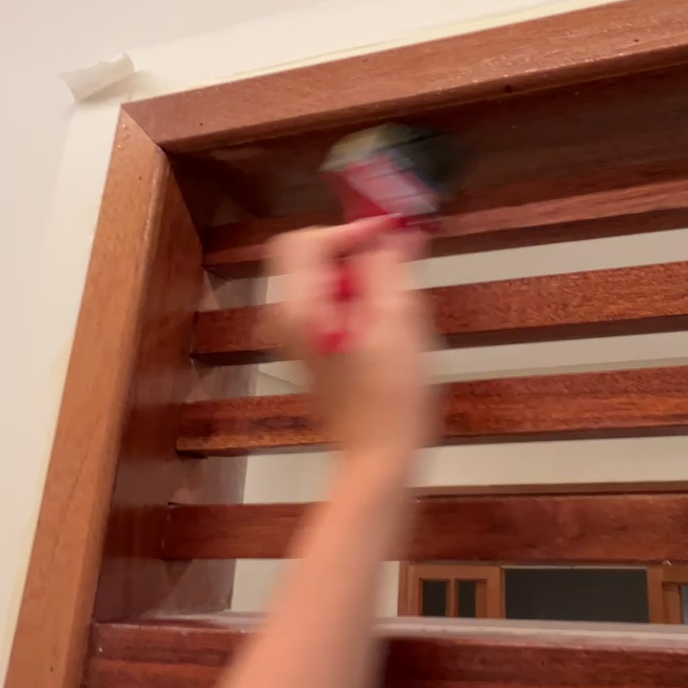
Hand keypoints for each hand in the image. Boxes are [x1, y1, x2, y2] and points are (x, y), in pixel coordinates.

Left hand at [266, 217, 436, 456]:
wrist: (379, 458)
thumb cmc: (393, 393)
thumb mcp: (399, 320)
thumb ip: (387, 265)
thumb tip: (387, 230)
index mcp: (299, 308)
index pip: (308, 240)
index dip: (352, 230)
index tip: (394, 236)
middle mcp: (286, 318)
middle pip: (312, 256)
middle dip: (357, 252)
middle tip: (401, 265)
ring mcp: (294, 335)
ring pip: (324, 279)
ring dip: (361, 277)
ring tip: (400, 300)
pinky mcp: (310, 348)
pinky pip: (328, 304)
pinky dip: (357, 298)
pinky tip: (388, 322)